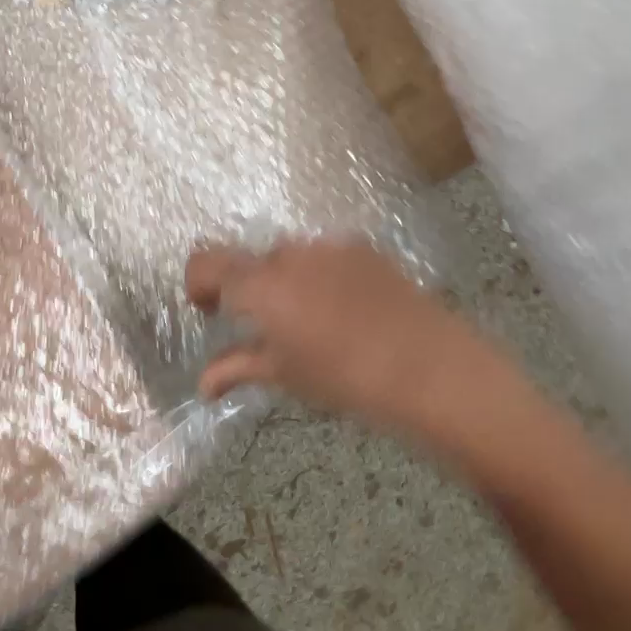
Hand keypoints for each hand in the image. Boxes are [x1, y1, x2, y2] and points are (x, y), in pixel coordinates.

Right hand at [186, 238, 521, 457]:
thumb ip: (238, 368)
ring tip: (308, 323)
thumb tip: (204, 383)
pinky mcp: (365, 249)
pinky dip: (319, 277)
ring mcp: (331, 247)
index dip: (197, 283)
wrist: (433, 368)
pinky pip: (325, 256)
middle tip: (263, 329)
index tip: (209, 311)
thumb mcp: (287, 375)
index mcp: (260, 284)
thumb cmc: (347, 378)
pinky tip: (343, 313)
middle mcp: (290, 254)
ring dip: (285, 283)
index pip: (206, 262)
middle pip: (250, 260)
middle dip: (247, 289)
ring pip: (289, 257)